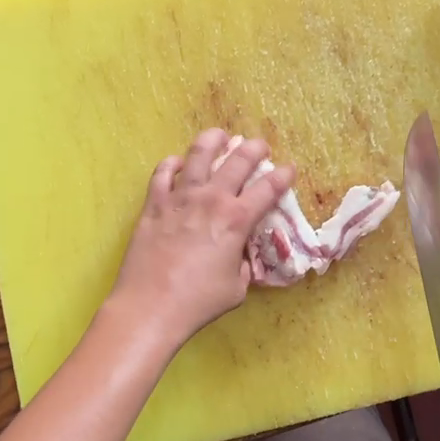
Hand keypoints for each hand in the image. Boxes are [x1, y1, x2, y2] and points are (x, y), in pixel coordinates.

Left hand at [103, 129, 296, 349]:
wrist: (150, 305)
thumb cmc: (198, 301)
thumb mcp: (237, 288)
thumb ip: (242, 265)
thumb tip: (239, 256)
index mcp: (237, 220)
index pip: (268, 189)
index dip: (283, 176)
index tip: (289, 169)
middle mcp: (210, 200)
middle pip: (237, 161)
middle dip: (254, 149)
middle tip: (260, 145)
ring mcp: (179, 198)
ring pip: (198, 155)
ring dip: (213, 141)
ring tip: (220, 135)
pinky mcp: (153, 205)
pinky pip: (163, 174)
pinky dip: (172, 164)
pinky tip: (177, 162)